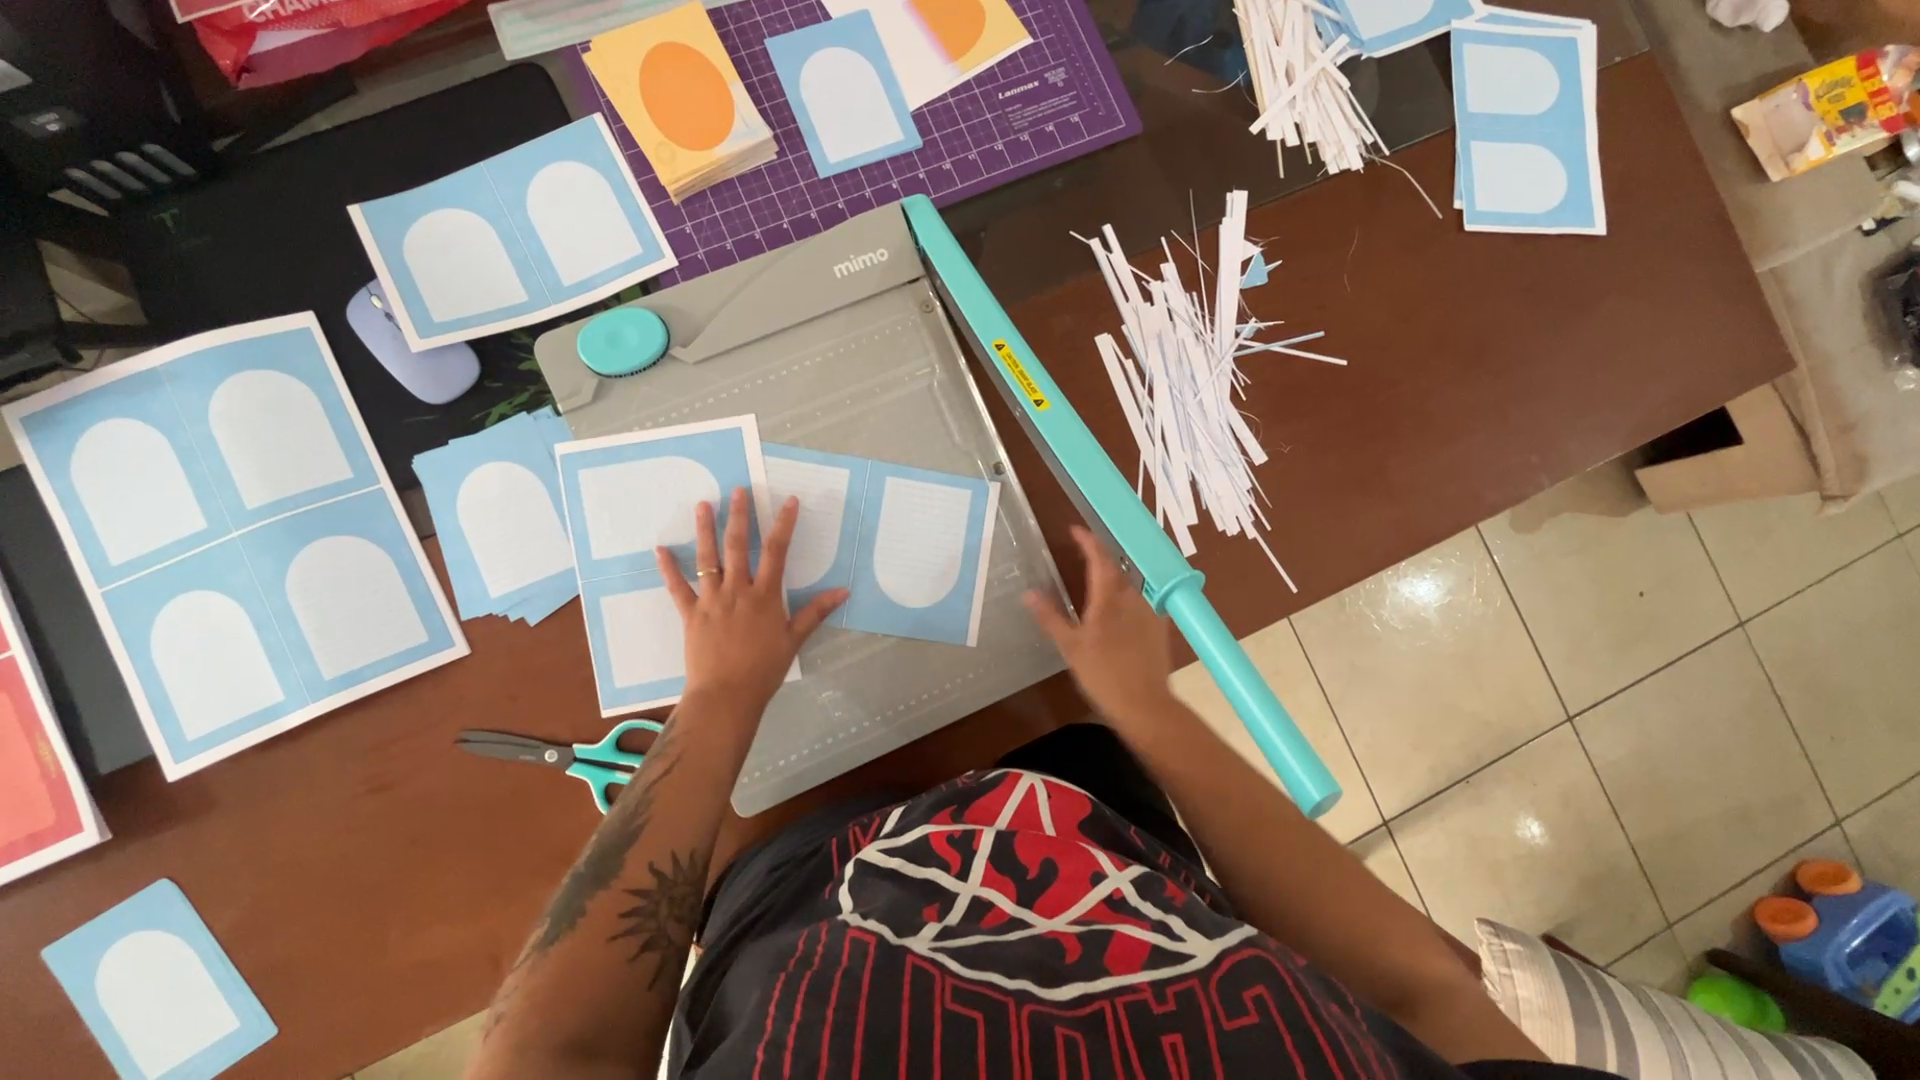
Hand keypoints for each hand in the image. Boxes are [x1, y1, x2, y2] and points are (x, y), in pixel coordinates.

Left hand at [658, 488, 846, 716]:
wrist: (726, 695)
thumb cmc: (764, 670)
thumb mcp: (794, 640)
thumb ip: (815, 612)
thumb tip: (843, 591)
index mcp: (765, 596)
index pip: (777, 552)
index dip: (784, 524)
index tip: (789, 501)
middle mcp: (737, 590)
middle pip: (739, 546)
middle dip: (740, 516)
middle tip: (738, 491)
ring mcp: (711, 600)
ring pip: (707, 558)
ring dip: (705, 530)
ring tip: (703, 505)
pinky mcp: (690, 614)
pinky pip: (677, 587)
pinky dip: (669, 568)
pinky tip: (661, 549)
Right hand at [1023, 525, 1177, 727]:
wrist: (1146, 706)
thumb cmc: (1103, 675)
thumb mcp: (1070, 647)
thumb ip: (1050, 617)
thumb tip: (1028, 593)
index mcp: (1109, 598)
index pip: (1099, 559)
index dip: (1088, 541)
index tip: (1075, 530)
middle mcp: (1133, 598)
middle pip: (1117, 569)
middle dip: (1100, 559)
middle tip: (1082, 555)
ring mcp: (1150, 612)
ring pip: (1129, 586)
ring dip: (1114, 579)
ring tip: (1096, 582)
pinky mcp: (1160, 628)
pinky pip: (1141, 603)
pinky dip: (1126, 598)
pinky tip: (1119, 611)